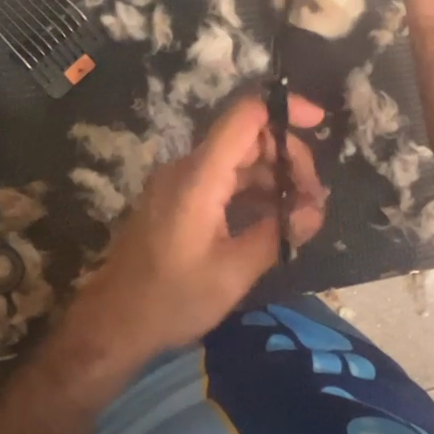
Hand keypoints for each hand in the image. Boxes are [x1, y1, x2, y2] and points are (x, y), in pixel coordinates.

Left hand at [61, 95, 326, 364]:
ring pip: (236, 160)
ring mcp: (178, 184)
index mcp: (199, 177)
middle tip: (314, 199)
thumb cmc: (171, 300)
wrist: (113, 323)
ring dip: (273, 178)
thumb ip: (277, 234)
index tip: (320, 123)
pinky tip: (274, 220)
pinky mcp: (175, 201)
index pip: (246, 116)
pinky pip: (221, 181)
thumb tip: (314, 210)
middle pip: (246, 137)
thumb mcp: (232, 273)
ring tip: (302, 214)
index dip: (285, 110)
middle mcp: (186, 169)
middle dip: (288, 157)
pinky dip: (251, 192)